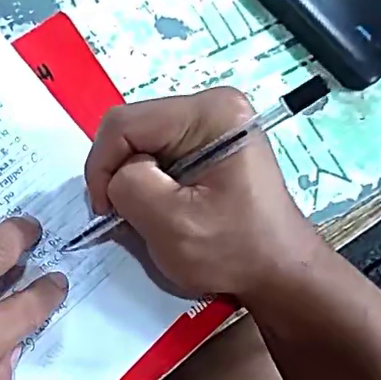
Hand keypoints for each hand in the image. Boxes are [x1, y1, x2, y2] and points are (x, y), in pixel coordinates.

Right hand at [86, 87, 327, 300]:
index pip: (123, 124)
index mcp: (210, 114)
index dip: (102, 167)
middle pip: (132, 131)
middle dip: (118, 175)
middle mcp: (212, 107)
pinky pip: (157, 157)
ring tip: (148, 218)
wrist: (279, 272)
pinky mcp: (208, 146)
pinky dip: (149, 187)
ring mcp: (211, 126)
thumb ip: (131, 187)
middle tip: (125, 217)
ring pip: (141, 146)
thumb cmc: (233, 252)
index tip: (106, 211)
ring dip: (133, 184)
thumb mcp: (172, 224)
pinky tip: (163, 211)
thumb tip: (117, 177)